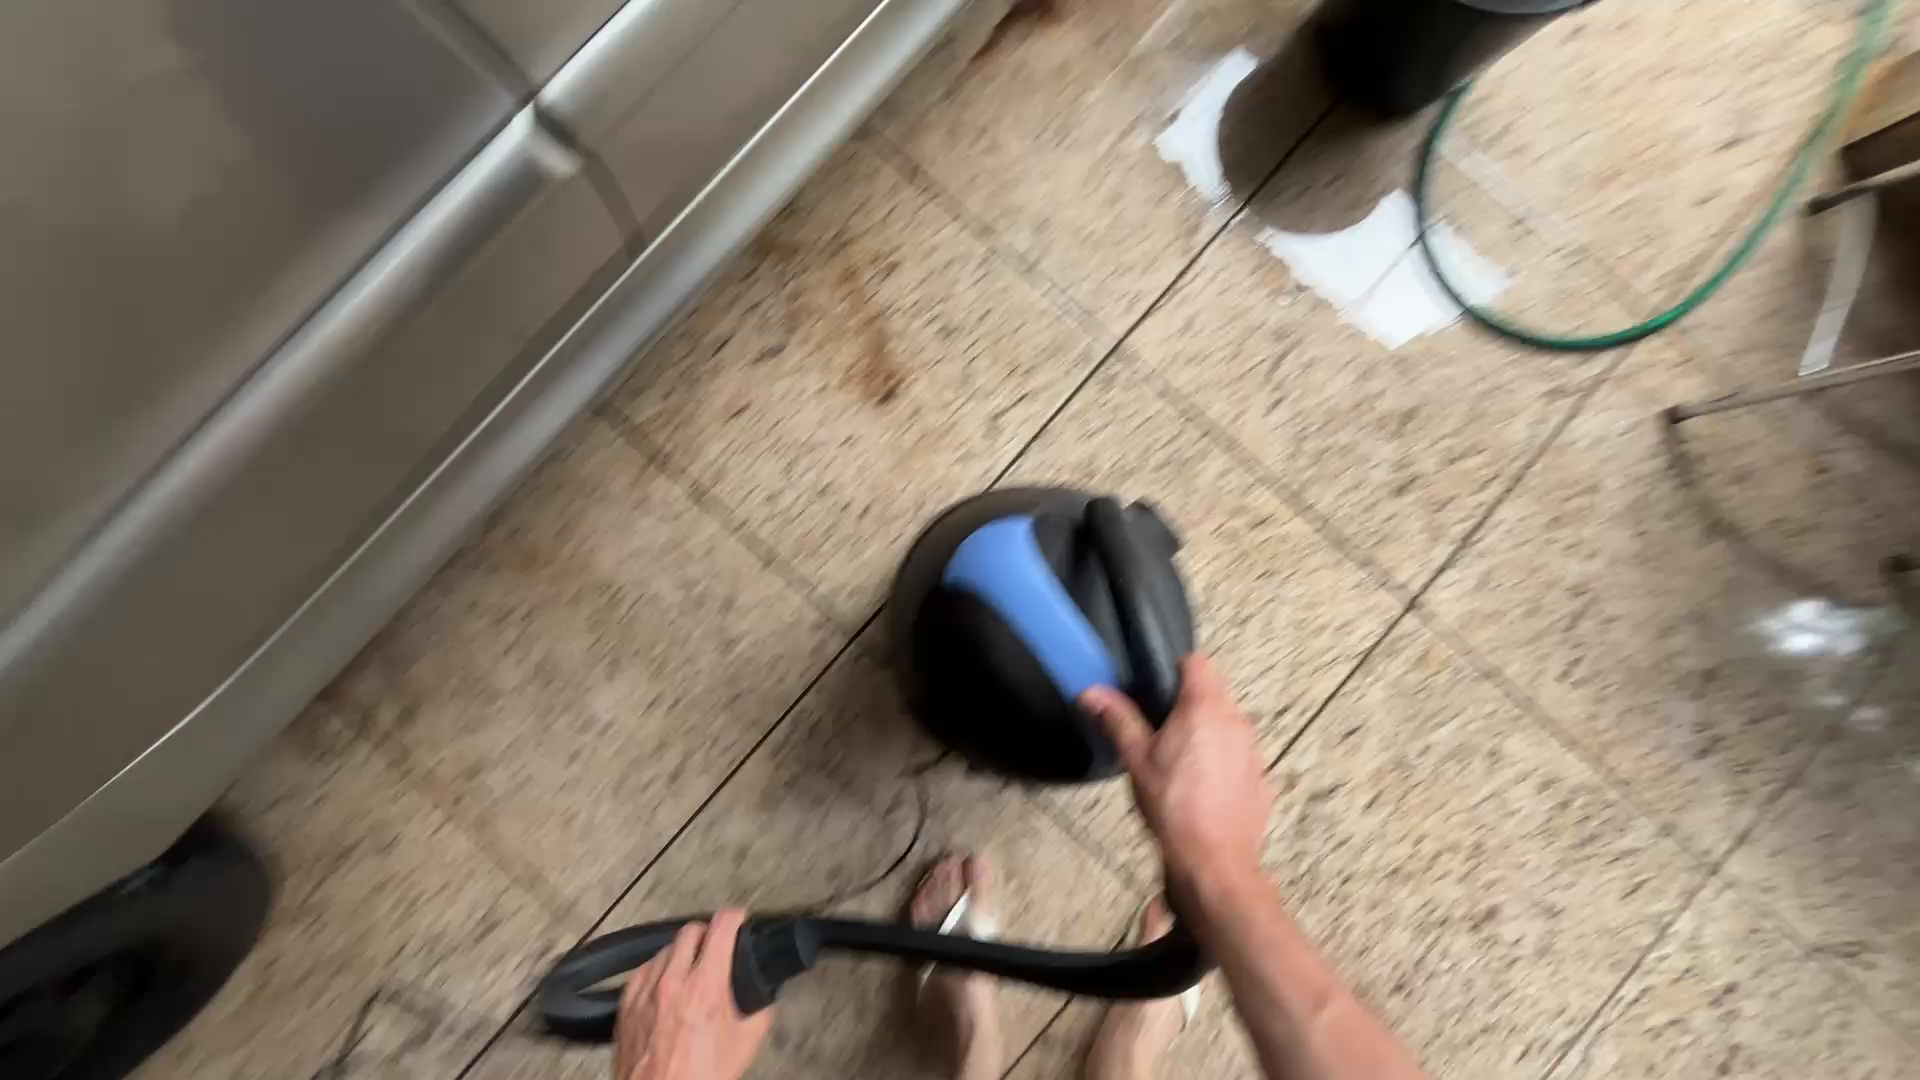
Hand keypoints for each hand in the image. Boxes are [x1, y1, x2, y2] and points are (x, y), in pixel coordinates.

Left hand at [614, 909, 774, 1079]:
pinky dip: (658, 970)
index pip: (722, 926)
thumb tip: (767, 991)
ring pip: (666, 948)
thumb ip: (762, 1008)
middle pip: (691, 930)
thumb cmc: (699, 1077)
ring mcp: (645, 992)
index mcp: (705, 986)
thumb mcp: (746, 1043)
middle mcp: (673, 981)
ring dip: (682, 952)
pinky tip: (666, 984)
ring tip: (691, 968)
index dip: (736, 917)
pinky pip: (643, 970)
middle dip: (708, 933)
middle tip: (716, 947)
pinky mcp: (626, 1005)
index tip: (739, 920)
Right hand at [1081, 655, 1272, 902]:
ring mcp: (1254, 749)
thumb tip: (1091, 691)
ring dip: (1206, 729)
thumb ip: (1117, 719)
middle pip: (1213, 691)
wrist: (1216, 863)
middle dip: (1187, 702)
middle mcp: (1236, 720)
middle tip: (1158, 727)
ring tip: (1178, 758)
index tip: (1155, 688)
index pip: (1196, 661)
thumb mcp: (1136, 760)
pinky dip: (1222, 758)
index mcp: (1204, 708)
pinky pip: (1239, 752)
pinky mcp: (1262, 777)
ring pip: (1227, 722)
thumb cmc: (1172, 806)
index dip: (1174, 667)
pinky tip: (1202, 785)